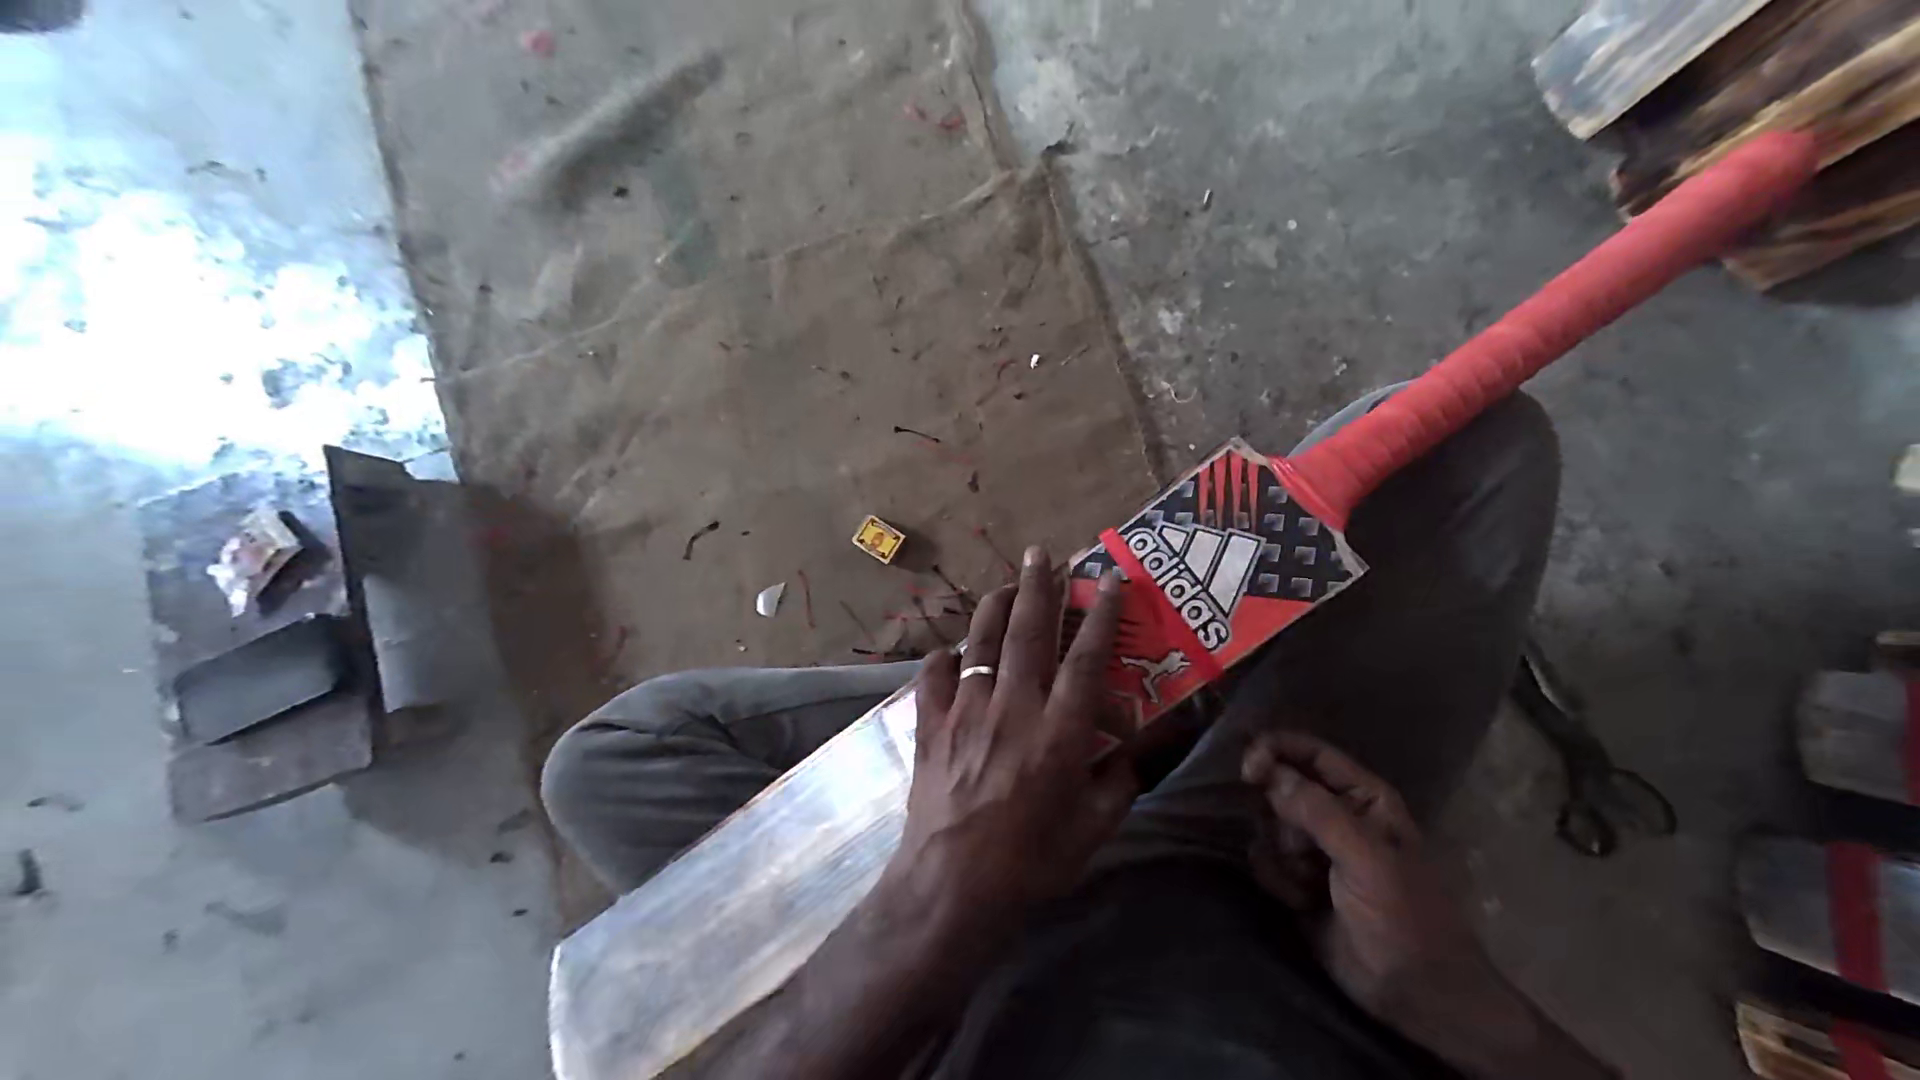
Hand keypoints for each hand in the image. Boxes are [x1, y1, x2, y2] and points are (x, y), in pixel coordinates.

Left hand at [884, 547, 1137, 938]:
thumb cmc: (1030, 861)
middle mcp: (1012, 707)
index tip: (1110, 579)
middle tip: (1043, 552)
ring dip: (995, 605)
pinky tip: (953, 652)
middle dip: (1038, 586)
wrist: (951, 886)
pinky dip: (944, 657)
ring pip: (980, 641)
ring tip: (1007, 583)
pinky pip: (934, 675)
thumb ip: (1121, 778)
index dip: (1102, 615)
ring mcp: (965, 711)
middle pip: (1028, 632)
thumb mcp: (1093, 827)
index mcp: (1058, 732)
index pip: (1086, 658)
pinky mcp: (930, 724)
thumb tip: (1144, 743)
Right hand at [1242, 733, 1614, 1079]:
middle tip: (1296, 847)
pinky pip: (1263, 859)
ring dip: (1279, 851)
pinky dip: (1275, 877)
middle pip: (1280, 785)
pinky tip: (1300, 900)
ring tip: (1307, 882)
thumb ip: (1319, 812)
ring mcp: (1314, 848)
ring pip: (1268, 823)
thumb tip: (1270, 774)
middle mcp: (1335, 814)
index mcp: (1362, 797)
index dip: (1275, 750)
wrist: (1418, 996)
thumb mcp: (1368, 860)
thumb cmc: (1406, 918)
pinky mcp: (1296, 879)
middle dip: (1277, 813)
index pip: (1310, 752)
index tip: (1248, 768)